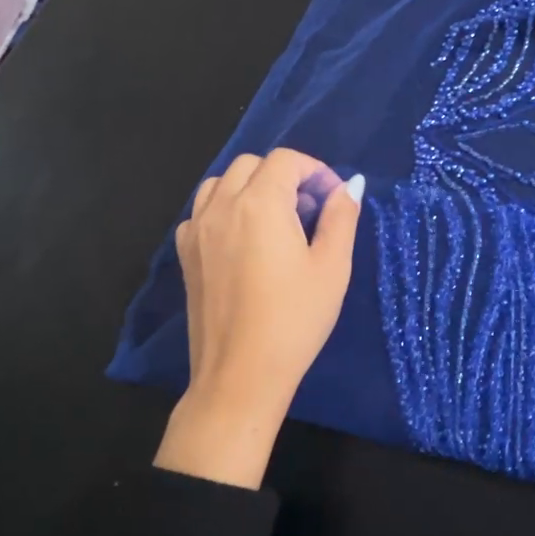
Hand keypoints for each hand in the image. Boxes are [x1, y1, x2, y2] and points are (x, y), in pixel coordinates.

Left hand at [152, 148, 363, 488]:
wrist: (240, 375)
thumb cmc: (295, 320)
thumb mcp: (333, 267)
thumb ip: (341, 217)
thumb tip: (350, 186)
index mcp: (260, 204)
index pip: (287, 160)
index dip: (316, 171)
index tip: (335, 201)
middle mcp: (222, 207)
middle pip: (252, 164)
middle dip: (285, 176)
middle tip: (311, 210)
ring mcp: (197, 230)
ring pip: (221, 183)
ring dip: (251, 187)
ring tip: (276, 220)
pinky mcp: (185, 255)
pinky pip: (202, 211)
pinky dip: (225, 209)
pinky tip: (245, 240)